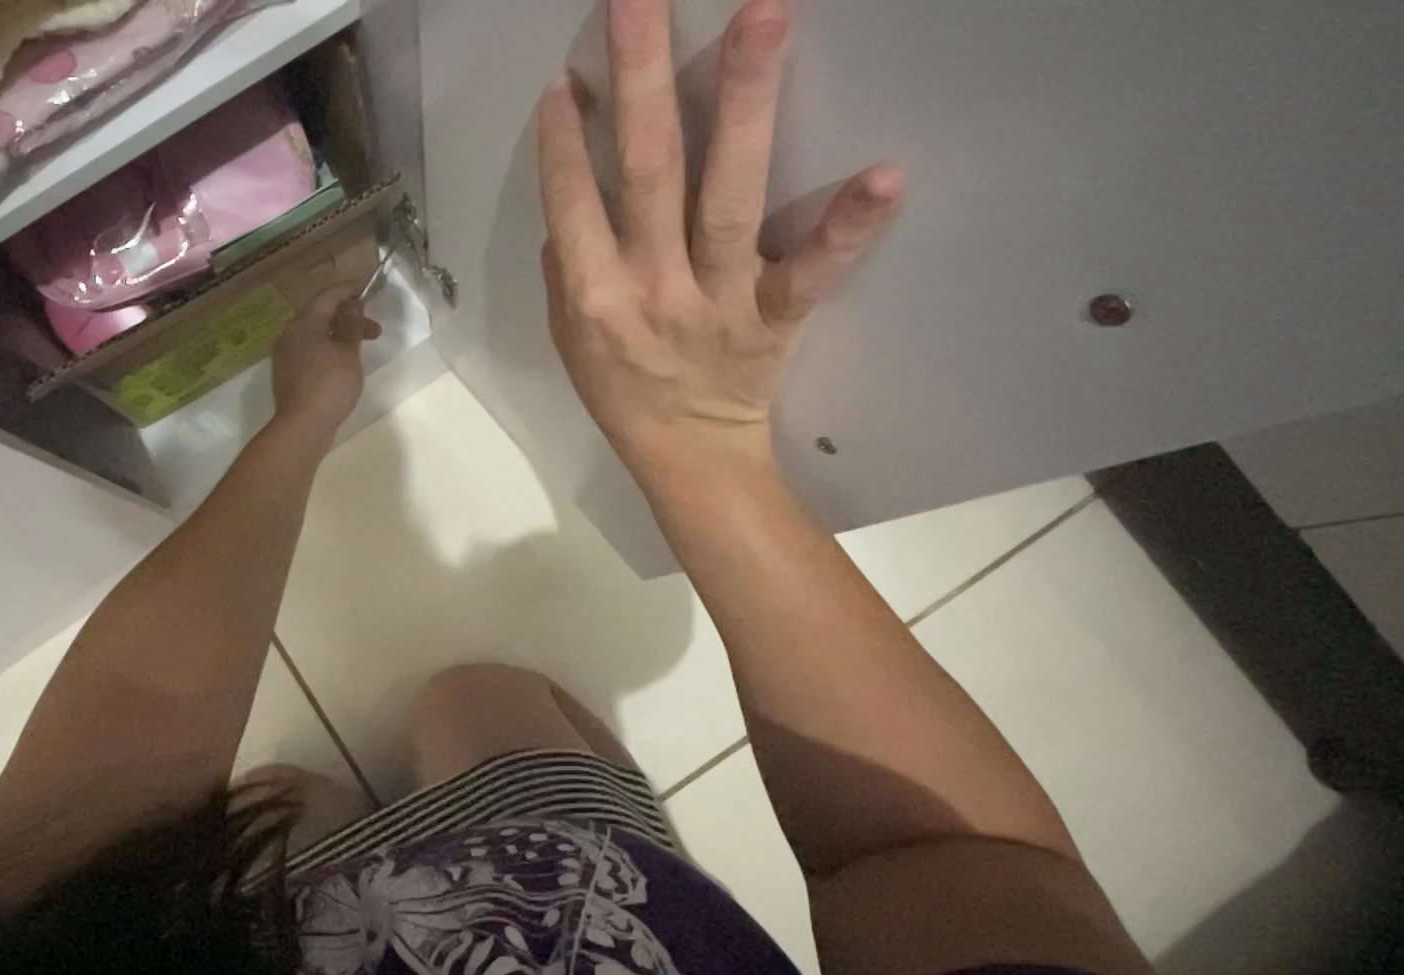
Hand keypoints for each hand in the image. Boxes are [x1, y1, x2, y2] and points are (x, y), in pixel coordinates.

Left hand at [270, 283, 381, 440]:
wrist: (302, 426)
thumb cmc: (329, 385)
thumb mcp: (347, 352)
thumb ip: (351, 325)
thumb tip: (352, 306)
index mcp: (303, 323)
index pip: (326, 296)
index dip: (347, 290)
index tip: (365, 290)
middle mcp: (290, 335)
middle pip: (321, 316)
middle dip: (349, 319)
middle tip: (375, 331)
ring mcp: (287, 356)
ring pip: (316, 336)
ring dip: (339, 337)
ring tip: (361, 350)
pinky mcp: (289, 375)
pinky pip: (311, 353)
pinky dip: (328, 351)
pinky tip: (342, 365)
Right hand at [536, 0, 901, 475]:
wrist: (687, 457)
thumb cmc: (622, 395)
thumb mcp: (569, 340)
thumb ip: (565, 269)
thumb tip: (567, 200)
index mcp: (592, 296)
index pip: (571, 201)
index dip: (566, 138)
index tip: (570, 77)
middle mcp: (649, 288)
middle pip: (647, 171)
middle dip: (643, 76)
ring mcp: (715, 300)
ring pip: (726, 197)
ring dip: (743, 104)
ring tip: (763, 17)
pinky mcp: (773, 319)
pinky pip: (809, 274)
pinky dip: (844, 230)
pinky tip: (883, 176)